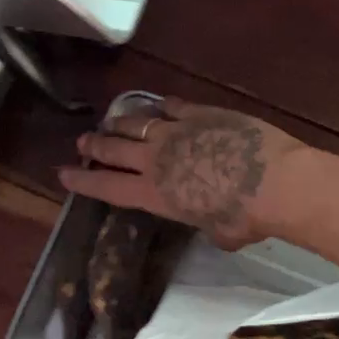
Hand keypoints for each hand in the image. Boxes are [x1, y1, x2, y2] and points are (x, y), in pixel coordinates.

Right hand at [58, 98, 306, 249]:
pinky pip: (173, 106)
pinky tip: (158, 105)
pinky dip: (162, 107)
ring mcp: (177, 131)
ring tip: (111, 122)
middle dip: (95, 146)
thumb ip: (207, 223)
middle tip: (82, 142)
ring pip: (137, 123)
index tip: (63, 174)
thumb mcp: (219, 233)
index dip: (83, 181)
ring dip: (121, 124)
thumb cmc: (247, 218)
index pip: (108, 187)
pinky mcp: (202, 112)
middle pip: (115, 150)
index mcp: (155, 195)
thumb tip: (215, 222)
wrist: (275, 180)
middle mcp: (156, 160)